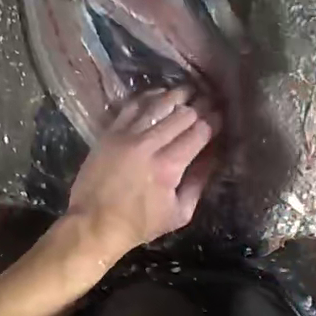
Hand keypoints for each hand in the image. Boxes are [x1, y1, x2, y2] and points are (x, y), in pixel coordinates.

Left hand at [67, 87, 215, 259]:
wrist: (94, 223)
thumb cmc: (140, 224)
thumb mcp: (179, 213)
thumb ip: (199, 182)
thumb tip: (214, 156)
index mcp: (169, 167)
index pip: (199, 131)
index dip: (214, 120)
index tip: (222, 115)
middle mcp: (149, 144)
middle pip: (182, 114)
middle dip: (201, 105)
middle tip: (211, 100)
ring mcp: (127, 135)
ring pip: (158, 104)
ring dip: (178, 95)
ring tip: (190, 91)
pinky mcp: (110, 132)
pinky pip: (133, 105)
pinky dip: (150, 97)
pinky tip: (161, 94)